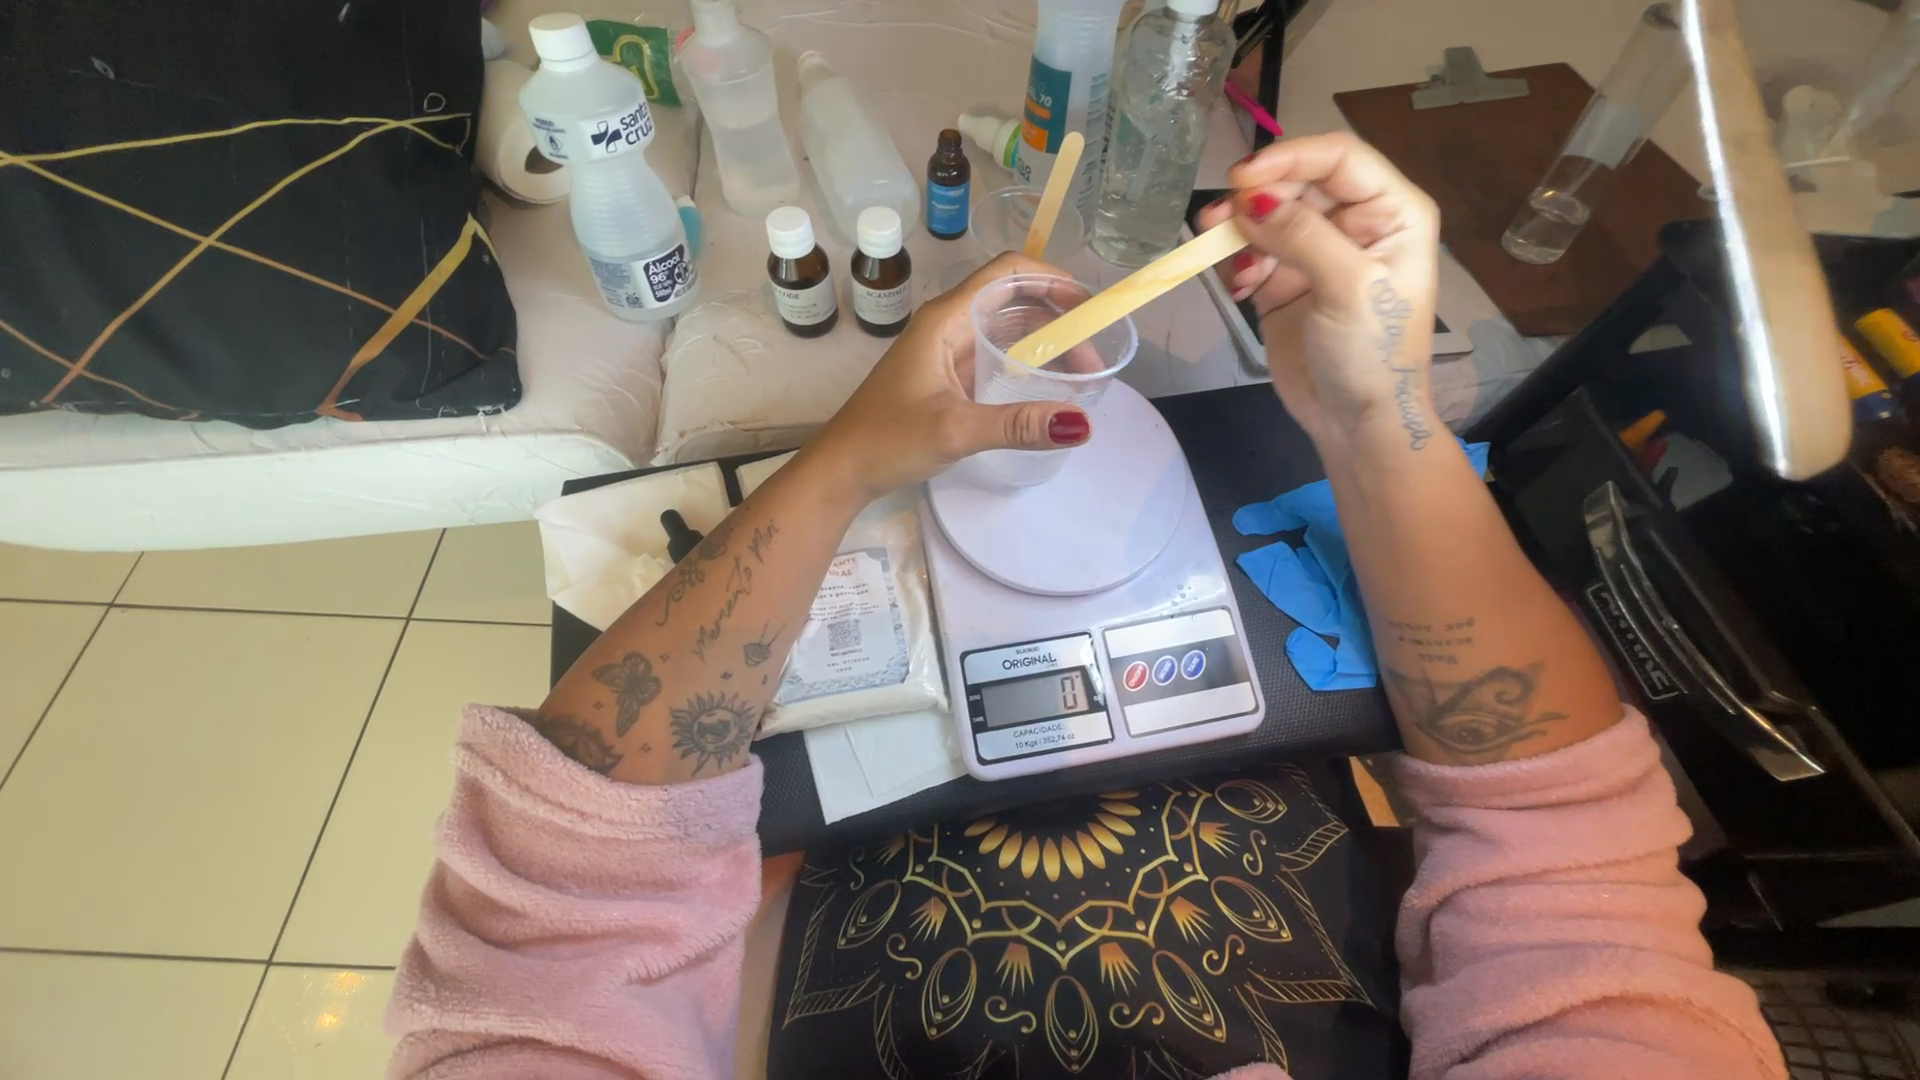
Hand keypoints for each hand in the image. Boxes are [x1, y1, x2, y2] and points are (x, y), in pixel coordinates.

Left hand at [813, 253, 1093, 498]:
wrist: (841, 469)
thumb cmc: (887, 440)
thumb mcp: (955, 430)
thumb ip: (1017, 425)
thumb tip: (1081, 423)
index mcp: (945, 320)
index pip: (1007, 273)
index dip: (1052, 280)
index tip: (1089, 309)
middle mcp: (947, 326)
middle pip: (1012, 299)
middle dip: (1057, 317)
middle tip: (1094, 354)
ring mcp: (945, 352)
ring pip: (1004, 329)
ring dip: (1043, 343)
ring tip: (1080, 371)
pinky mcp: (945, 378)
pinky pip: (993, 356)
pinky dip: (1025, 363)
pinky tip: (1045, 385)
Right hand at [1196, 133, 1442, 452]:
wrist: (1355, 422)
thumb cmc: (1373, 353)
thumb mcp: (1349, 289)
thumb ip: (1302, 237)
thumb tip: (1249, 200)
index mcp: (1390, 213)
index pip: (1338, 160)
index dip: (1289, 160)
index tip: (1240, 179)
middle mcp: (1352, 226)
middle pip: (1295, 188)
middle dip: (1254, 200)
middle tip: (1213, 220)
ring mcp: (1313, 257)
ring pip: (1266, 222)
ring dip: (1236, 233)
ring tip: (1211, 250)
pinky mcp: (1281, 287)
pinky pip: (1250, 258)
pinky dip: (1235, 266)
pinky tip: (1236, 287)